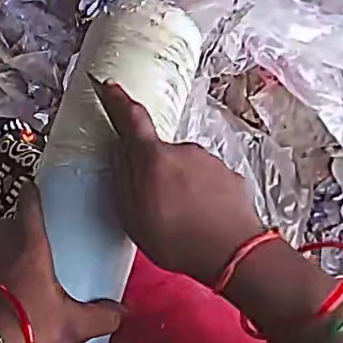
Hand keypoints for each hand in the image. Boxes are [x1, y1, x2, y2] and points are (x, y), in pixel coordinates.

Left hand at [0, 186, 124, 342]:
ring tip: (21, 272)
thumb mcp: (73, 325)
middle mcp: (0, 250)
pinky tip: (2, 296)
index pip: (28, 207)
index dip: (32, 195)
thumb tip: (121, 313)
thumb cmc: (28, 329)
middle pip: (9, 227)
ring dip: (5, 256)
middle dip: (21, 229)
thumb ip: (101, 317)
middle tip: (37, 238)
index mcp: (30, 248)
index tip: (34, 188)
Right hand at [93, 78, 268, 284]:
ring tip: (177, 222)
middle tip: (150, 207)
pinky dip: (197, 197)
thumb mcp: (133, 216)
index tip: (110, 89)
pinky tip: (198, 221)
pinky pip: (203, 181)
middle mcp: (183, 151)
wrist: (233, 253)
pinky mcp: (227, 176)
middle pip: (157, 153)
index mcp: (154, 159)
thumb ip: (123, 180)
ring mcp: (209, 162)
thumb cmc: (179, 240)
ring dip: (176, 189)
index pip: (132, 120)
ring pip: (182, 169)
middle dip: (151, 173)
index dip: (118, 102)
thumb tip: (120, 155)